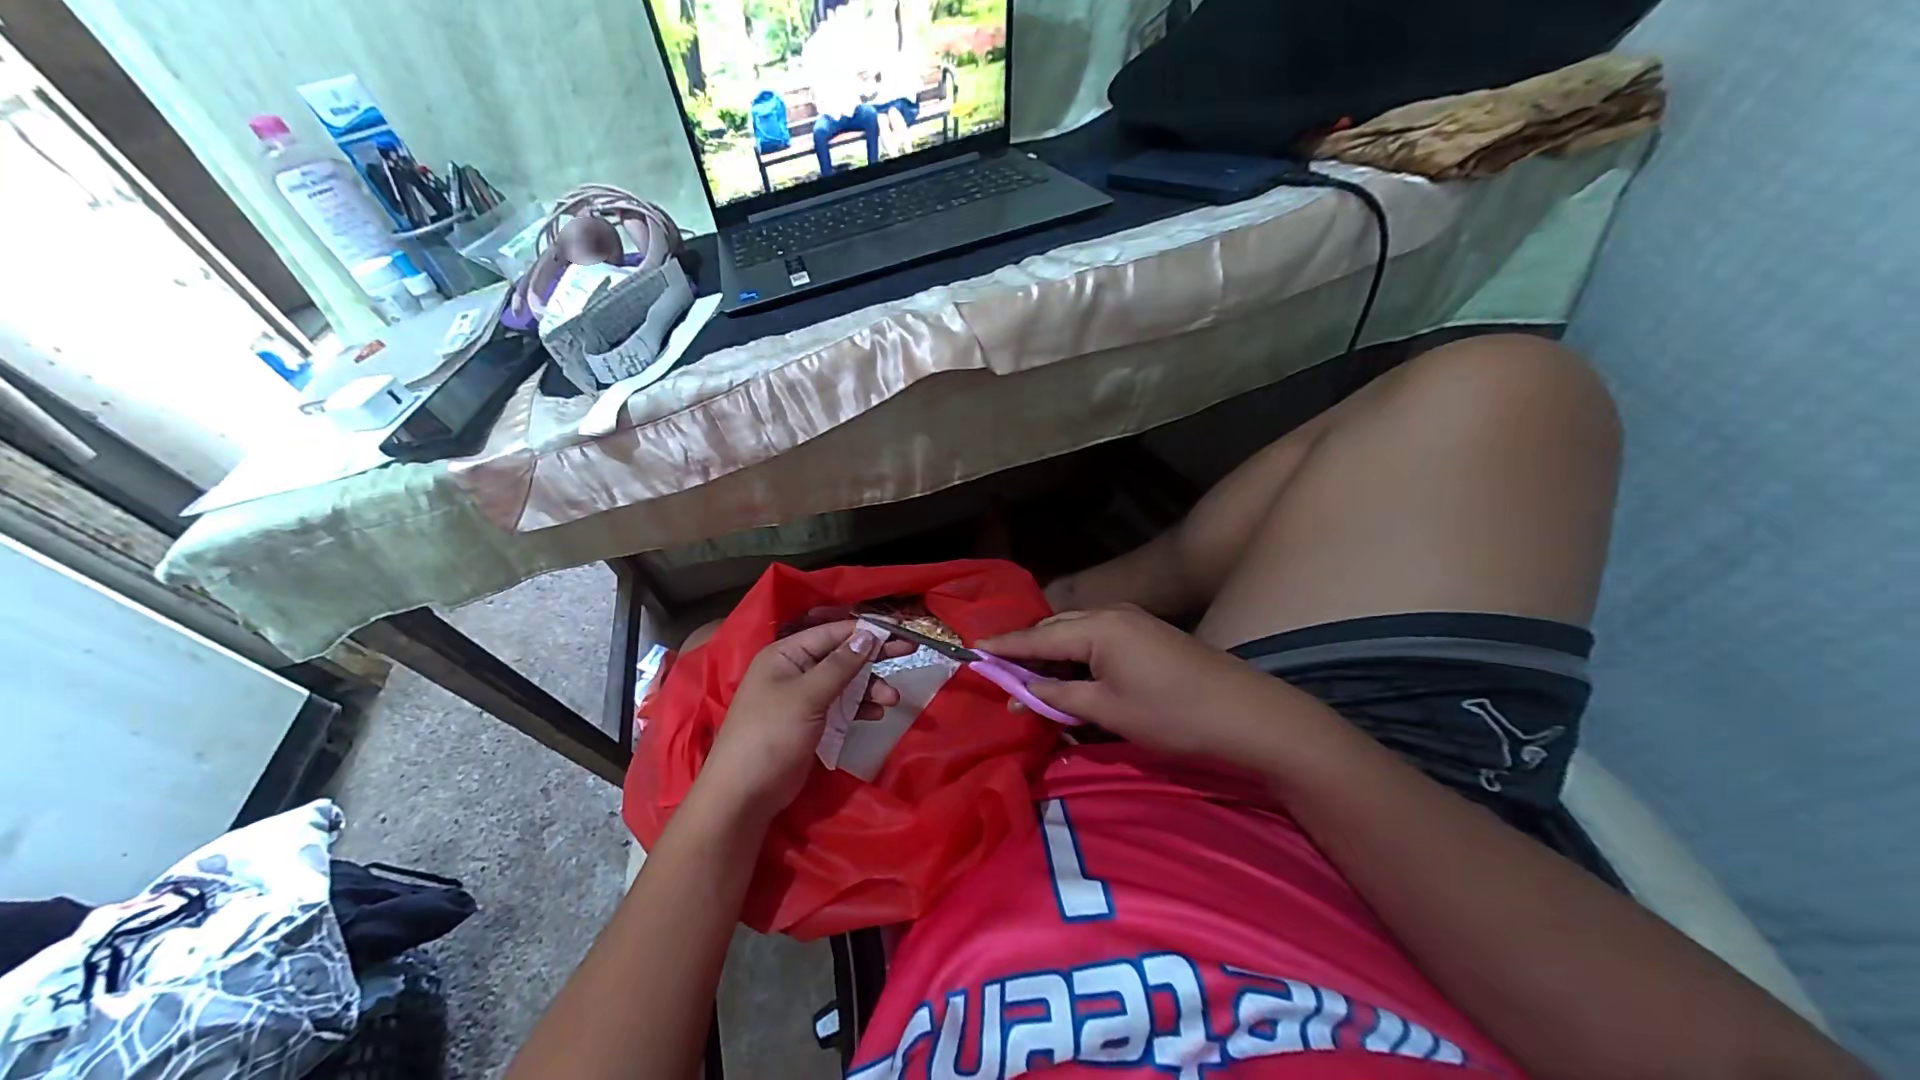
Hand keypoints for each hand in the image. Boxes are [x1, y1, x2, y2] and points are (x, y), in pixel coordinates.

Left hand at [699, 621, 913, 818]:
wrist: (744, 794)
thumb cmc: (771, 735)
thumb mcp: (808, 696)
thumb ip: (840, 665)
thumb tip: (867, 635)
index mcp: (785, 654)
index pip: (831, 633)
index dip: (865, 631)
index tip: (898, 630)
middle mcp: (794, 670)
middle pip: (841, 656)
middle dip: (872, 657)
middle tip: (908, 651)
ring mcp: (802, 697)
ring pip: (844, 683)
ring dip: (869, 687)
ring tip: (892, 700)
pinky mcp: (810, 722)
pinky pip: (840, 706)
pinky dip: (859, 708)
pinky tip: (876, 714)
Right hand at [979, 605, 1297, 762]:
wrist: (1248, 714)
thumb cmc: (1173, 714)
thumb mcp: (1107, 710)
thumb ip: (1057, 696)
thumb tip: (1020, 691)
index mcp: (1098, 627)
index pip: (1037, 636)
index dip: (1004, 647)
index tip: (973, 651)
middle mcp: (1112, 612)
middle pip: (1056, 628)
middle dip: (1027, 648)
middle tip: (998, 669)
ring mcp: (1134, 619)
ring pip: (1077, 632)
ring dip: (1053, 652)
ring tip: (1030, 675)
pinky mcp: (1148, 632)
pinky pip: (1098, 637)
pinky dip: (1078, 654)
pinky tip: (1072, 672)